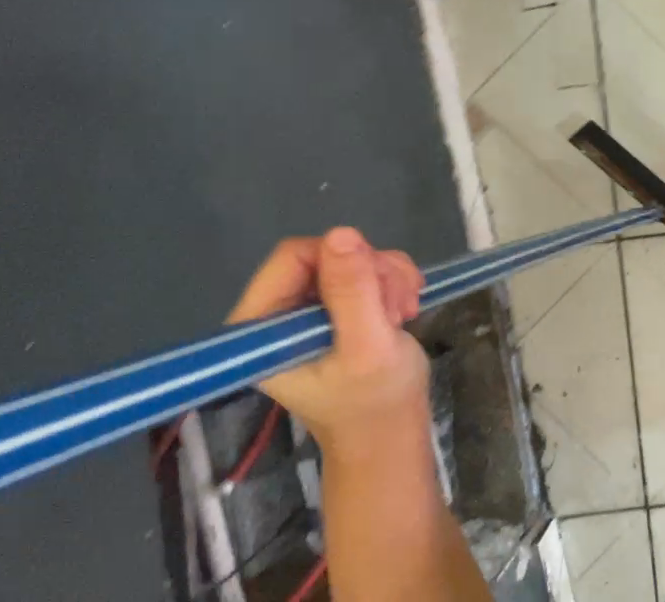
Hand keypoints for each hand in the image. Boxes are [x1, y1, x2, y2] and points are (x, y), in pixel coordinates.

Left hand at [227, 227, 430, 448]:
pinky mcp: (332, 309)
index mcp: (260, 325)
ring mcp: (304, 311)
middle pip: (328, 255)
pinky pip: (364, 270)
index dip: (344, 263)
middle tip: (398, 308)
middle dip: (372, 273)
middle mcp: (275, 313)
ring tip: (403, 312)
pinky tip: (403, 308)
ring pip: (351, 260)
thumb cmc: (373, 400)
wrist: (391, 432)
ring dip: (388, 278)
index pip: (295, 257)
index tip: (377, 293)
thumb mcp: (367, 346)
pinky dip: (392, 283)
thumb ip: (352, 292)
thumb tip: (341, 233)